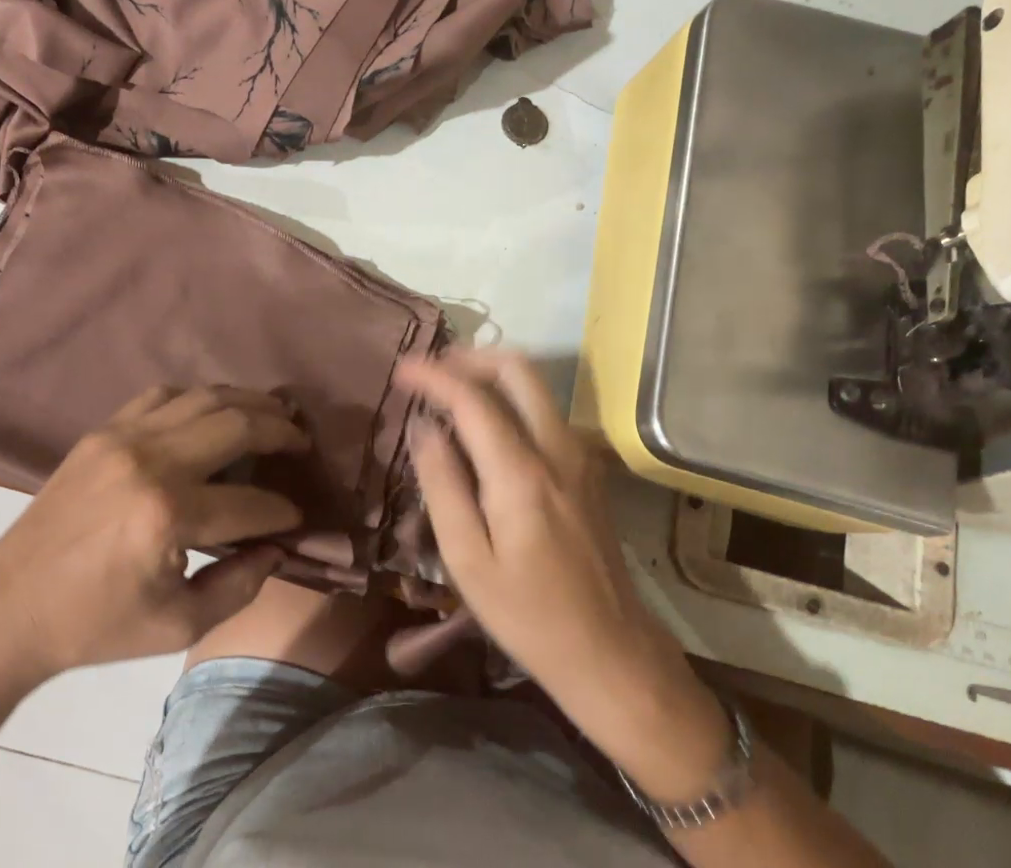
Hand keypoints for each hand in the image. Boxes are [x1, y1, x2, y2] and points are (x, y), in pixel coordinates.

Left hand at [0, 386, 307, 682]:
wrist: (9, 608)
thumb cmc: (96, 625)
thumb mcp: (178, 624)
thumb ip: (239, 585)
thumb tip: (276, 548)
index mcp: (169, 514)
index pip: (252, 501)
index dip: (284, 512)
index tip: (298, 519)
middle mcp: (150, 461)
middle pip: (236, 423)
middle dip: (281, 431)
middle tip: (303, 443)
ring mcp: (122, 438)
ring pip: (202, 396)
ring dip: (245, 402)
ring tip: (272, 414)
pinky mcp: (100, 433)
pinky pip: (159, 396)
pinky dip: (195, 399)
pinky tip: (210, 413)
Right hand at [397, 348, 730, 796]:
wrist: (610, 651)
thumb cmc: (527, 615)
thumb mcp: (467, 560)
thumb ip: (442, 485)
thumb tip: (422, 428)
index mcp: (521, 474)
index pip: (473, 399)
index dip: (433, 377)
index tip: (400, 368)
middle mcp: (558, 450)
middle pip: (517, 371)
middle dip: (469, 359)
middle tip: (429, 374)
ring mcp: (579, 458)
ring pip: (535, 388)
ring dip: (490, 378)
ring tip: (447, 397)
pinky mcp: (588, 473)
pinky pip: (545, 414)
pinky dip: (510, 403)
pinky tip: (481, 432)